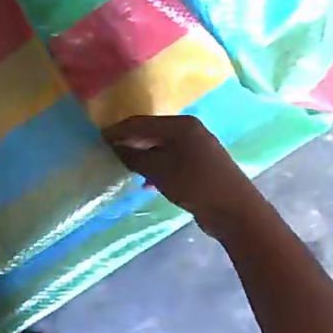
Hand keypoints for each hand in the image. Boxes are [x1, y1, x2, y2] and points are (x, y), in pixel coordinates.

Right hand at [104, 114, 269, 235]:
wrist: (234, 210)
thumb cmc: (193, 184)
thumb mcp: (158, 170)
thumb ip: (134, 157)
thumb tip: (116, 147)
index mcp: (180, 125)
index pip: (140, 122)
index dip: (118, 131)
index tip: (98, 139)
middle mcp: (190, 129)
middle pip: (151, 132)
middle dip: (130, 142)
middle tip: (108, 152)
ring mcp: (198, 146)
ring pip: (161, 146)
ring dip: (142, 155)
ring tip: (124, 167)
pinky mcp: (201, 163)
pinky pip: (171, 158)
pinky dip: (156, 166)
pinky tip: (146, 182)